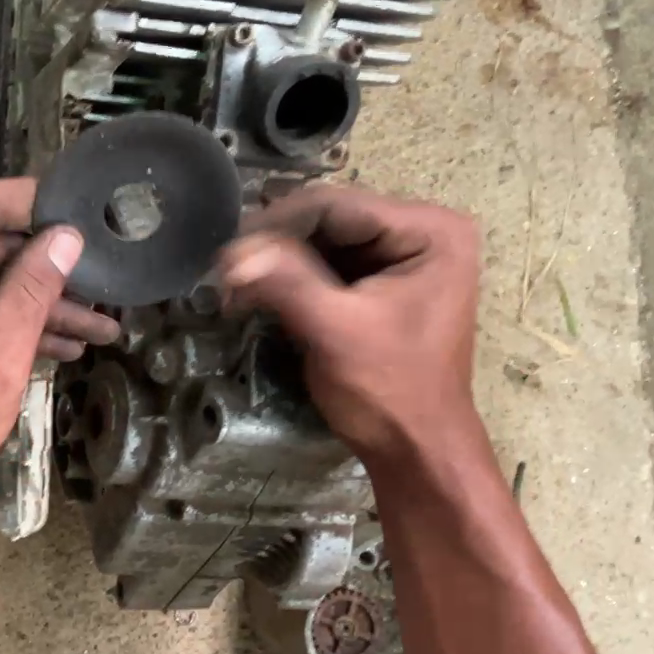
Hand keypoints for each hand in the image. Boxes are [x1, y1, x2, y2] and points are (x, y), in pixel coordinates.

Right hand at [218, 185, 480, 463]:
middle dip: (272, 246)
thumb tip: (229, 254)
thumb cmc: (389, 388)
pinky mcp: (374, 283)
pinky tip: (252, 296)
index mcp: (430, 230)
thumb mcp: (335, 330)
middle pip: (325, 220)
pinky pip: (321, 265)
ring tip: (232, 289)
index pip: (336, 205)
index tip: (226, 255)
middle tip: (224, 275)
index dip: (275, 224)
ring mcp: (397, 258)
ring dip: (272, 263)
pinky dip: (285, 279)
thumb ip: (286, 283)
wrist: (415, 447)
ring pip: (317, 241)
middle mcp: (418, 232)